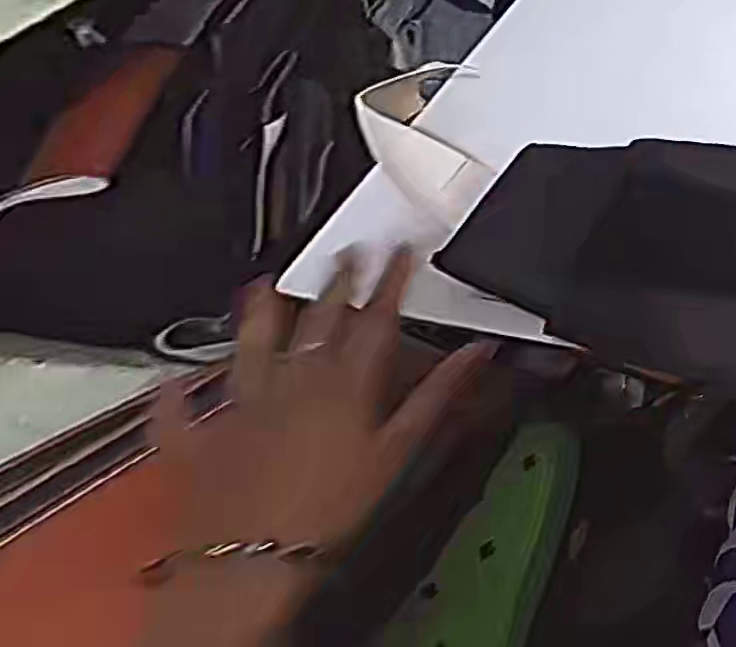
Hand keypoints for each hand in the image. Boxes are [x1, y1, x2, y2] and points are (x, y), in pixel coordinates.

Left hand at [143, 250, 494, 646]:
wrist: (254, 563)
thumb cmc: (337, 503)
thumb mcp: (403, 445)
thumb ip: (441, 391)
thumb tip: (480, 350)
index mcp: (347, 385)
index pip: (376, 319)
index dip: (391, 282)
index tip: (400, 253)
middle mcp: (295, 386)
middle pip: (318, 323)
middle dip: (336, 283)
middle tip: (347, 253)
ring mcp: (242, 411)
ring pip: (251, 351)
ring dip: (257, 315)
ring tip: (262, 284)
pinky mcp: (200, 443)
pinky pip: (180, 413)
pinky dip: (176, 393)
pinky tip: (175, 375)